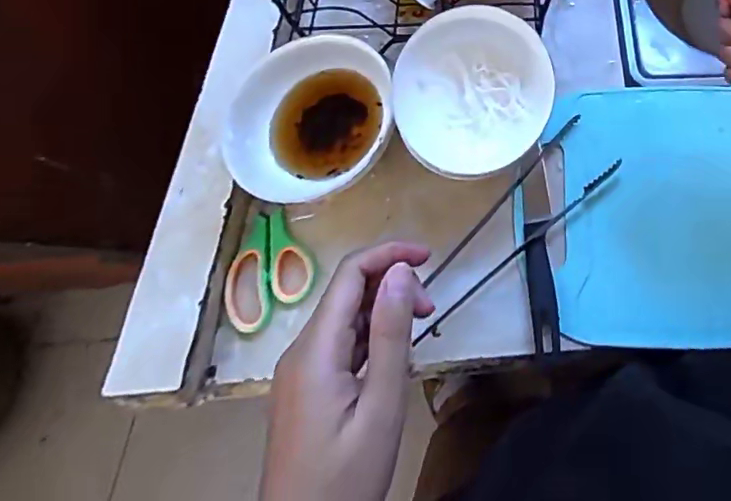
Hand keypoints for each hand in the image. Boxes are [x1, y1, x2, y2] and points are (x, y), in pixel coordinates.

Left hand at [263, 242, 434, 500]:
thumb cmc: (344, 480)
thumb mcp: (380, 408)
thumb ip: (390, 336)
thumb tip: (400, 272)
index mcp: (315, 348)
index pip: (350, 273)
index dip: (389, 253)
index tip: (428, 255)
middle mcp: (301, 350)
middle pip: (347, 292)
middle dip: (391, 284)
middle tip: (431, 311)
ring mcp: (300, 371)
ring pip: (344, 317)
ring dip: (382, 310)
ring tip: (419, 328)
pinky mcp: (304, 389)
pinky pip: (338, 344)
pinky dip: (369, 336)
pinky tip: (391, 356)